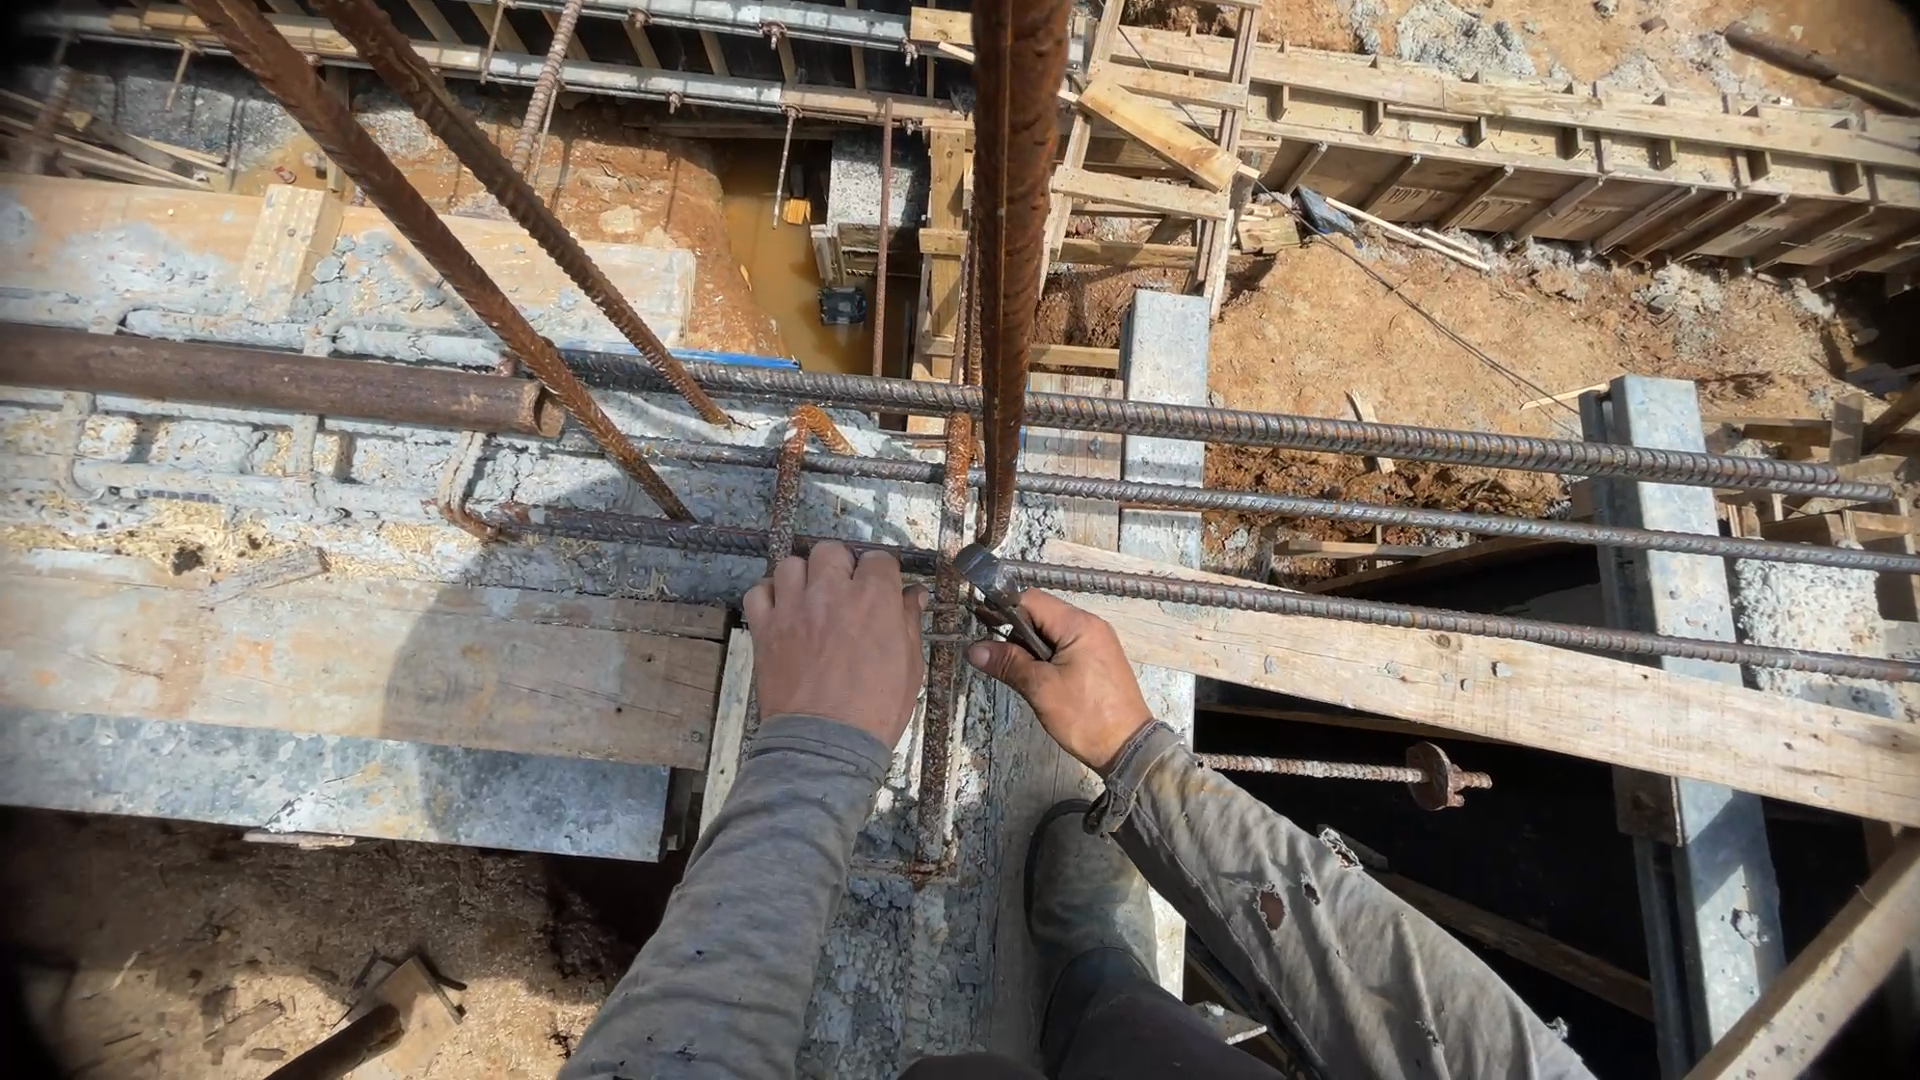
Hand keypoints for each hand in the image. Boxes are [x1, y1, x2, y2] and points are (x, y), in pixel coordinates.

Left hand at [744, 543, 928, 748]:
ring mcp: (793, 608)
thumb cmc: (876, 708)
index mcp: (873, 598)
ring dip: (804, 576)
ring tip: (811, 598)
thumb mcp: (910, 665)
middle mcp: (831, 592)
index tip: (882, 586)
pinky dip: (769, 596)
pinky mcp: (765, 628)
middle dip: (841, 565)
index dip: (882, 572)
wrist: (827, 744)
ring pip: (791, 564)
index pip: (879, 558)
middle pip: (831, 550)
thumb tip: (914, 595)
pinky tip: (782, 612)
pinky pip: (758, 592)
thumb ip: (908, 622)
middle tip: (845, 588)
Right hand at [966, 591, 1152, 772]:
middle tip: (998, 657)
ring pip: (1051, 631)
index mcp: (1078, 624)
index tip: (982, 626)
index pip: (1031, 599)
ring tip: (1017, 671)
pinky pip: (1065, 646)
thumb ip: (1007, 663)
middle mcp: (1090, 625)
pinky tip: (1037, 677)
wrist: (1129, 750)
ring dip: (1029, 646)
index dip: (1004, 609)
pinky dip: (1046, 656)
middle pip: (1041, 613)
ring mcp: (1097, 642)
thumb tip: (973, 649)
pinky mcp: (1098, 660)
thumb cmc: (1084, 716)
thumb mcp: (1040, 688)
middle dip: (1015, 631)